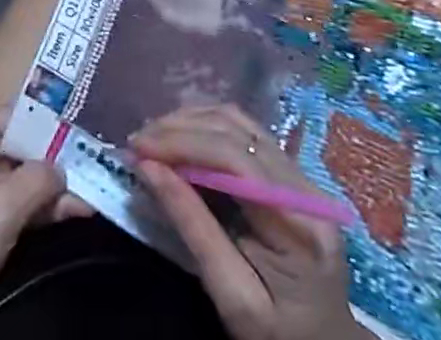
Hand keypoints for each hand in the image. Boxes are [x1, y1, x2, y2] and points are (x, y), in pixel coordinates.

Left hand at [0, 110, 84, 339]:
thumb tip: (66, 168)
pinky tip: (85, 208)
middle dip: (63, 155)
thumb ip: (41, 177)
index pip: (19, 115)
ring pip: (32, 176)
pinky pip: (30, 203)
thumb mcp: (5, 202)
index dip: (54, 120)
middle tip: (105, 154)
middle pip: (28, 145)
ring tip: (102, 182)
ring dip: (63, 185)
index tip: (91, 121)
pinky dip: (53, 207)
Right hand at [131, 106, 367, 339]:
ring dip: (188, 122)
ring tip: (151, 139)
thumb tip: (148, 168)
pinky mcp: (289, 174)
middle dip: (177, 129)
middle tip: (135, 143)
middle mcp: (305, 187)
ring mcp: (300, 175)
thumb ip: (193, 228)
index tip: (136, 148)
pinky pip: (243, 132)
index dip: (180, 142)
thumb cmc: (279, 335)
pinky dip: (204, 127)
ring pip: (237, 122)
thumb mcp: (232, 296)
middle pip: (234, 132)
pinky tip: (179, 138)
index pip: (233, 157)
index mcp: (297, 220)